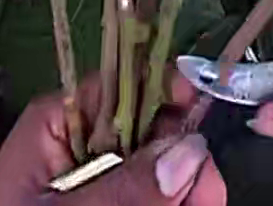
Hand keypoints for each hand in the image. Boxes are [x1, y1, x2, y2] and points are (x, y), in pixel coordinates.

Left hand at [0, 70, 225, 205]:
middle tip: (211, 194)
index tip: (200, 106)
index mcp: (61, 119)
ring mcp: (100, 176)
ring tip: (206, 205)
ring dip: (187, 188)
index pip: (123, 80)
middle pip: (152, 125)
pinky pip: (152, 195)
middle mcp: (85, 139)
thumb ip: (123, 190)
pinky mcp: (113, 201)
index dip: (166, 87)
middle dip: (185, 155)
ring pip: (160, 165)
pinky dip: (174, 203)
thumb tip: (191, 150)